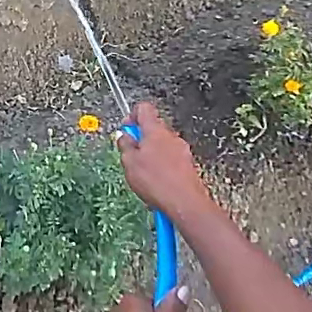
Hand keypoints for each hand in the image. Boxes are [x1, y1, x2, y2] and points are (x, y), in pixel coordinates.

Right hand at [116, 101, 214, 223]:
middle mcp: (170, 136)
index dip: (131, 116)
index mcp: (155, 130)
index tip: (125, 130)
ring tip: (144, 174)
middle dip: (140, 140)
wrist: (185, 203)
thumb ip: (124, 145)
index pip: (143, 108)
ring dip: (151, 155)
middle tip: (131, 157)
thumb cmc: (157, 181)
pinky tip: (157, 183)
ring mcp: (182, 150)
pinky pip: (170, 160)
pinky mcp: (188, 165)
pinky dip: (162, 167)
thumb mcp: (129, 163)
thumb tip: (123, 136)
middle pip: (152, 128)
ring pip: (162, 145)